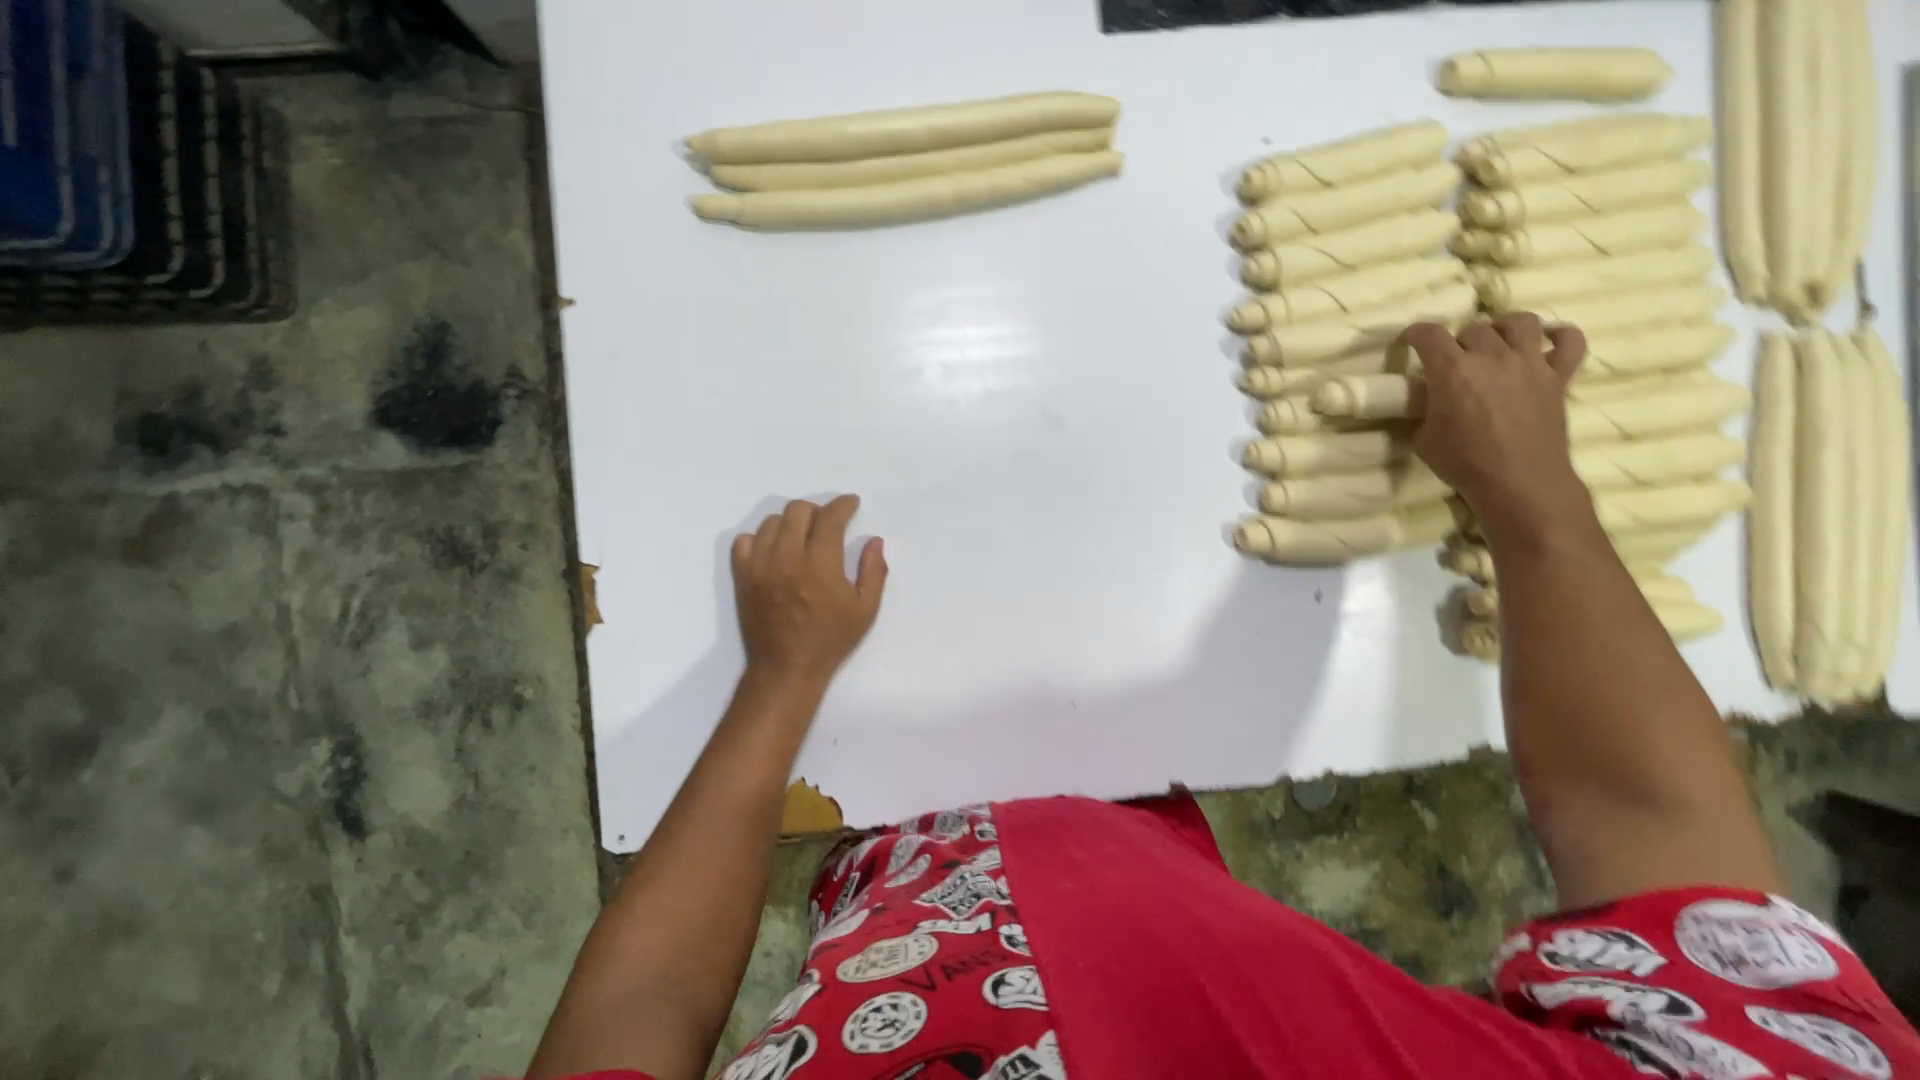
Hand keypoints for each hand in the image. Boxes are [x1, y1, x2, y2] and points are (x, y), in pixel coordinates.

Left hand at [731, 495, 886, 684]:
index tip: (850, 504)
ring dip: (790, 523)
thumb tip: (874, 541)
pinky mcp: (742, 576)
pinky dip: (760, 539)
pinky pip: (744, 541)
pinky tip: (773, 552)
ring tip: (800, 539)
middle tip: (827, 525)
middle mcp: (787, 557)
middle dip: (817, 511)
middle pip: (797, 510)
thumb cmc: (830, 640)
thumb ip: (874, 571)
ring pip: (771, 522)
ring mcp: (760, 565)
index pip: (829, 517)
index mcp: (820, 564)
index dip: (842, 505)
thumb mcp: (865, 610)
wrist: (786, 668)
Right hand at [1403, 313, 1592, 541]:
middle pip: (1473, 328)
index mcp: (1453, 370)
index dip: (1416, 333)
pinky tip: (1548, 341)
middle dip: (1459, 340)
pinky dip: (1561, 336)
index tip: (1412, 340)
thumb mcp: (1425, 437)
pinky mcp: (1558, 377)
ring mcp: (1530, 363)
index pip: (1429, 334)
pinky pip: (1570, 341)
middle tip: (1456, 358)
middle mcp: (1492, 357)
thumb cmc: (1464, 463)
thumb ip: (1427, 408)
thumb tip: (1433, 397)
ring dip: (1505, 327)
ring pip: (1521, 322)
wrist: (1518, 482)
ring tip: (1498, 341)